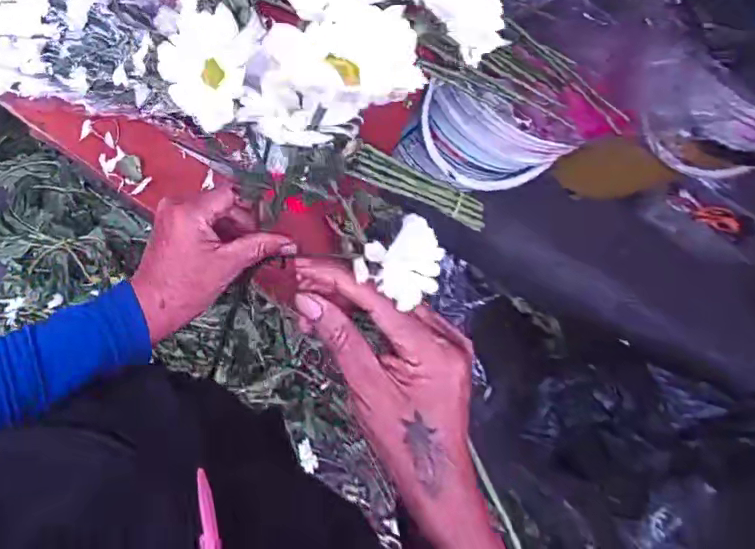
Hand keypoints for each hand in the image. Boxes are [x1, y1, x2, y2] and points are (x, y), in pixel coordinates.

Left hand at [129, 184, 295, 343]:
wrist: (150, 308)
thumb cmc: (182, 290)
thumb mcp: (227, 265)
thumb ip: (258, 246)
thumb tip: (285, 241)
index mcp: (189, 210)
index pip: (231, 194)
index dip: (251, 210)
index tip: (265, 224)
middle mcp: (177, 203)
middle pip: (222, 201)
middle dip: (241, 221)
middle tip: (256, 241)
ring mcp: (171, 211)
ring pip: (212, 208)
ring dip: (229, 225)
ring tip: (239, 248)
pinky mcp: (170, 220)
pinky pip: (200, 215)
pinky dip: (214, 228)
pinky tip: (223, 248)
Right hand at [291, 260, 502, 548]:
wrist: (438, 484)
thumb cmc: (402, 446)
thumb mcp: (366, 391)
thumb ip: (341, 339)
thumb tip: (309, 301)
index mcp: (433, 348)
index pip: (379, 298)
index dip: (338, 280)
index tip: (307, 270)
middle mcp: (447, 336)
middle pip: (386, 296)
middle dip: (342, 289)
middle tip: (305, 286)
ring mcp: (449, 339)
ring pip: (393, 303)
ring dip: (354, 301)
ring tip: (317, 302)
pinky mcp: (443, 346)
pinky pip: (403, 317)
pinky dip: (372, 314)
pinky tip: (345, 313)